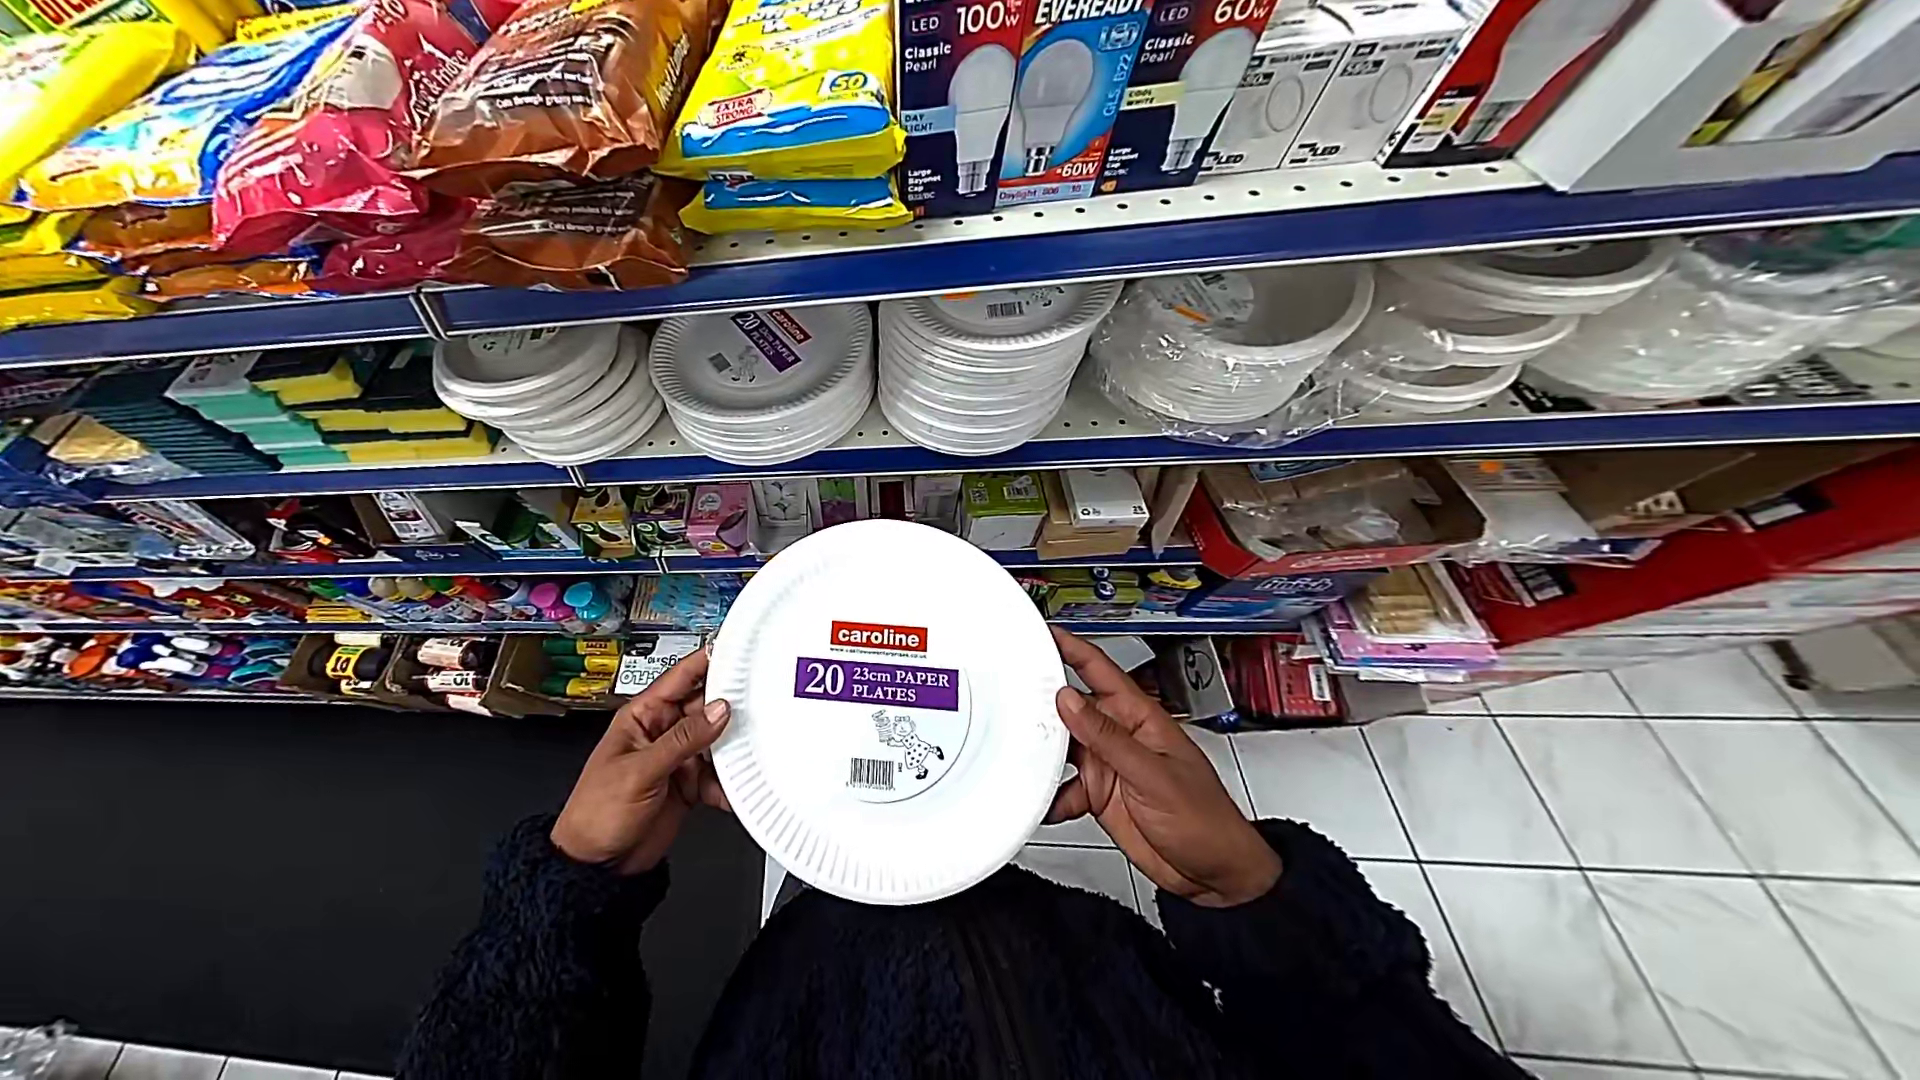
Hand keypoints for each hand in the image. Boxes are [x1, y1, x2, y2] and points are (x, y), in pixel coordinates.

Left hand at [551, 649, 731, 875]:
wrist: (597, 867)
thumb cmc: (596, 814)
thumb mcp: (639, 771)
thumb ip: (682, 739)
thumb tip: (718, 711)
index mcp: (644, 716)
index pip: (682, 677)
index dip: (709, 659)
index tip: (738, 648)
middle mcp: (665, 731)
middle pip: (708, 706)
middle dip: (733, 705)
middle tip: (760, 703)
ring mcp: (680, 756)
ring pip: (720, 739)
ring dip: (735, 747)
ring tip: (752, 751)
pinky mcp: (692, 782)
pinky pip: (721, 773)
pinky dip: (731, 782)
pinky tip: (735, 790)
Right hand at [1047, 629, 1281, 907]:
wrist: (1214, 874)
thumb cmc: (1206, 818)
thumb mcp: (1153, 774)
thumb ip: (1108, 738)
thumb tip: (1070, 701)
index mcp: (1138, 717)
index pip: (1099, 670)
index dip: (1071, 648)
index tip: (1044, 634)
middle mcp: (1118, 735)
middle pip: (1071, 708)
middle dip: (1043, 704)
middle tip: (1014, 703)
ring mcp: (1107, 765)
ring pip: (1061, 748)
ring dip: (1043, 754)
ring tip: (1024, 758)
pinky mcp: (1098, 794)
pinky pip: (1063, 788)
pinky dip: (1051, 795)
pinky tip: (1046, 803)